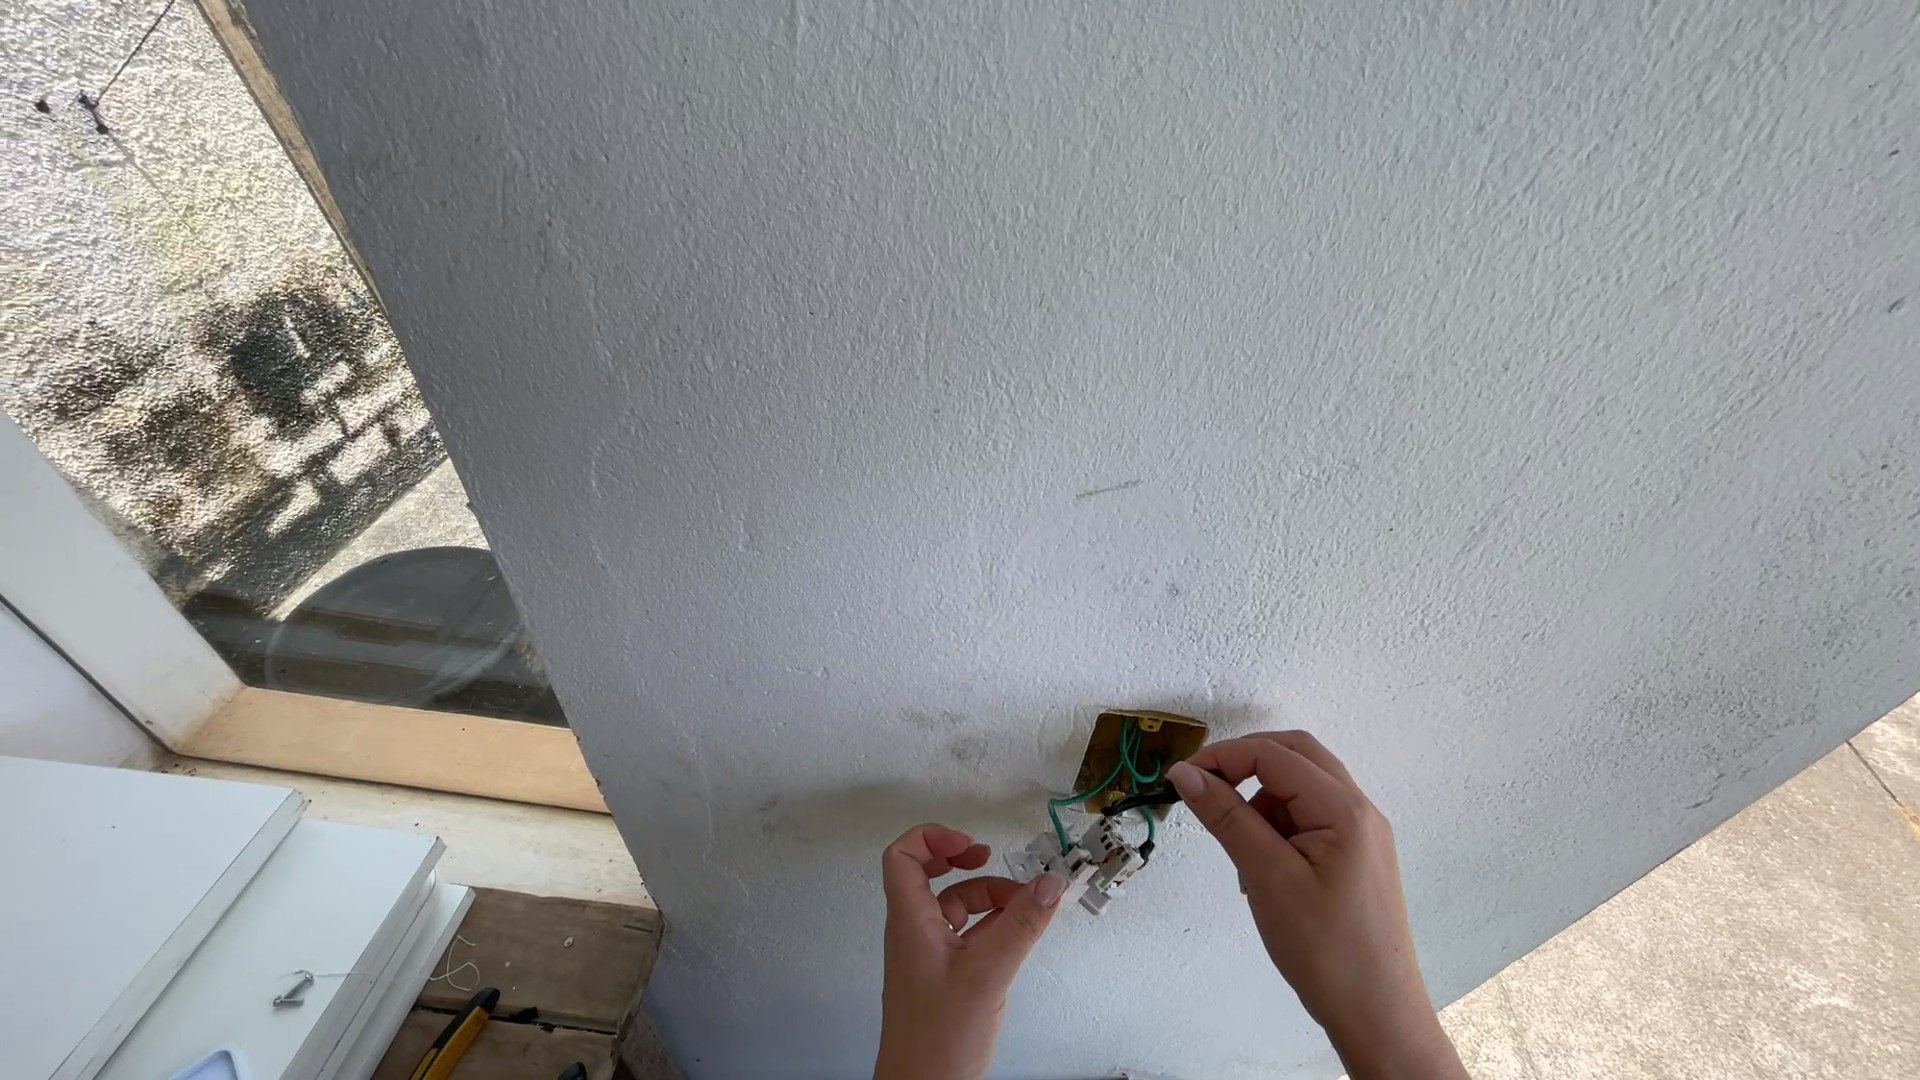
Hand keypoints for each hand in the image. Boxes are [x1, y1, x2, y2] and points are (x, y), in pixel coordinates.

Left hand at [873, 823, 1067, 1079]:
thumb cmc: (936, 1043)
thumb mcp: (987, 975)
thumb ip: (1020, 926)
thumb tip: (1048, 884)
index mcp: (910, 921)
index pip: (901, 857)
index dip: (931, 838)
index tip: (969, 843)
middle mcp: (915, 930)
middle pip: (928, 873)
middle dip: (959, 858)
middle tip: (987, 855)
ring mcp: (929, 951)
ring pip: (956, 904)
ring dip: (989, 896)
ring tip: (1024, 904)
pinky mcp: (945, 972)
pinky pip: (968, 931)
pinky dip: (992, 923)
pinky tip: (1016, 931)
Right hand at [1169, 733, 1466, 1079]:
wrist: (1378, 1020)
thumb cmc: (1326, 950)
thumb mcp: (1266, 876)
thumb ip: (1225, 816)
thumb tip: (1185, 773)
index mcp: (1344, 809)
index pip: (1273, 754)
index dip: (1222, 758)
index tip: (1182, 780)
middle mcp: (1359, 811)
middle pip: (1294, 754)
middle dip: (1245, 763)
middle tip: (1206, 788)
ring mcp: (1359, 834)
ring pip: (1299, 786)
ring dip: (1260, 800)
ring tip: (1240, 853)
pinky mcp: (1353, 856)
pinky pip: (1306, 817)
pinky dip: (1275, 826)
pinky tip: (1261, 869)